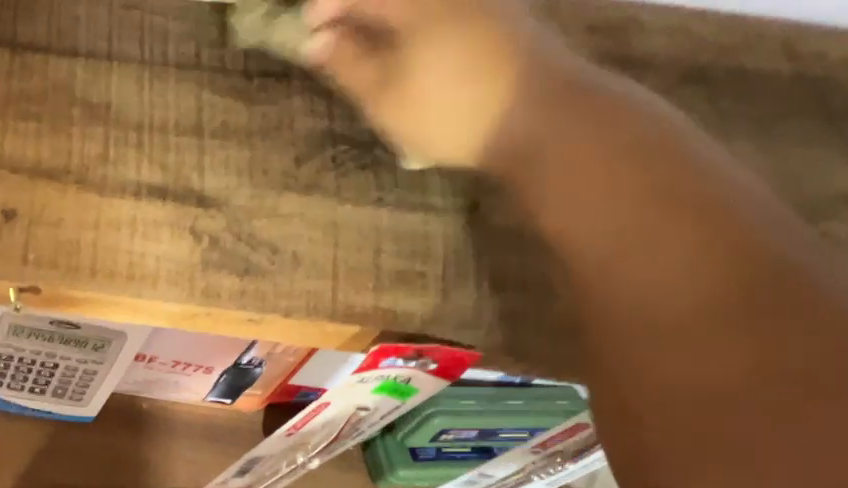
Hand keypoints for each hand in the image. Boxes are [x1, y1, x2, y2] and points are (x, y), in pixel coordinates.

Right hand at [299, 0, 583, 170]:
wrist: (541, 116)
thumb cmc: (449, 107)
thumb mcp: (384, 94)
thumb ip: (347, 63)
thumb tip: (316, 40)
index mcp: (414, 3)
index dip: (329, 6)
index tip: (306, 30)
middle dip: (361, 12)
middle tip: (336, 41)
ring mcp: (482, 3)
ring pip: (421, 8)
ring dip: (390, 22)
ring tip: (372, 52)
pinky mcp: (504, 19)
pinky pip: (448, 15)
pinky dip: (421, 29)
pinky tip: (415, 56)